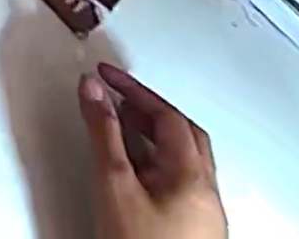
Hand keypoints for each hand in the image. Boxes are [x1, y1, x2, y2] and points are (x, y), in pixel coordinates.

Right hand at [81, 64, 225, 238]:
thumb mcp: (114, 184)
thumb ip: (103, 131)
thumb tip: (92, 88)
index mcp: (194, 179)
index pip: (167, 116)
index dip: (135, 89)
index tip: (104, 75)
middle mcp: (206, 195)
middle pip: (182, 135)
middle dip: (146, 108)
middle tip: (113, 94)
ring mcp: (201, 217)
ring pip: (180, 159)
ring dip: (149, 133)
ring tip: (114, 123)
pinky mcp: (190, 233)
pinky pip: (174, 179)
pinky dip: (150, 158)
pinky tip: (128, 164)